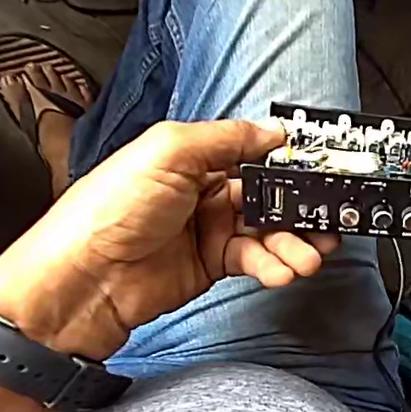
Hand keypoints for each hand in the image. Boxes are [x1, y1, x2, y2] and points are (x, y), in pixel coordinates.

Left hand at [0, 119, 336, 357]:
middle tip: (324, 223)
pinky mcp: (214, 264)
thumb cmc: (108, 212)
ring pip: (268, 233)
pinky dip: (273, 266)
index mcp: (194, 157)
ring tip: (307, 258)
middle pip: (269, 197)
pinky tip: (281, 271)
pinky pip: (256, 261)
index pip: (254, 154)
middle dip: (300, 211)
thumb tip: (271, 131)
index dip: (288, 163)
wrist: (85, 280)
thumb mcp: (167, 153)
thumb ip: (224, 138)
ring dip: (292, 244)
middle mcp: (205, 191)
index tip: (320, 172)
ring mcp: (210, 230)